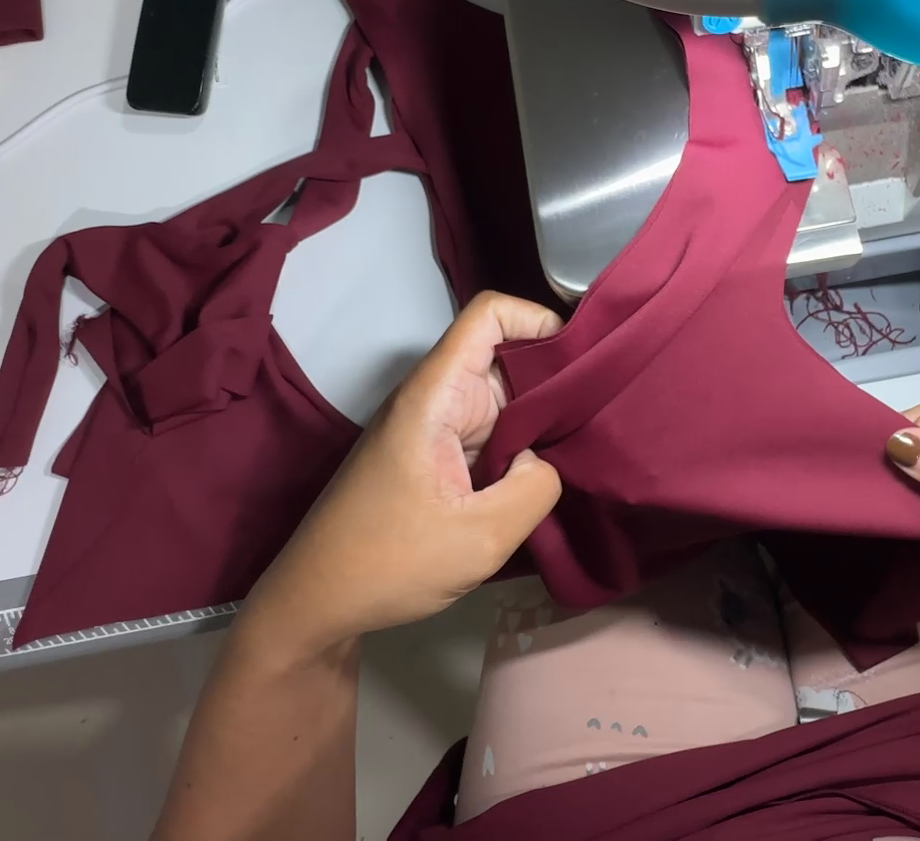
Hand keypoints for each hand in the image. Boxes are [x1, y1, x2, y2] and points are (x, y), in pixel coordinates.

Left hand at [240, 292, 564, 658]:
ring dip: (542, 415)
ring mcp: (438, 427)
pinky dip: (526, 443)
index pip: (489, 315)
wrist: (318, 604)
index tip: (581, 359)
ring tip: (584, 442)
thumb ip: (536, 487)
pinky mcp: (441, 455)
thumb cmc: (389, 563)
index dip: (538, 319)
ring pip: (505, 396)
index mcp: (436, 395)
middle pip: (506, 355)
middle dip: (555, 374)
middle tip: (601, 408)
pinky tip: (550, 471)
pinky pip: (495, 430)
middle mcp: (437, 398)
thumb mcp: (481, 536)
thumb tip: (546, 460)